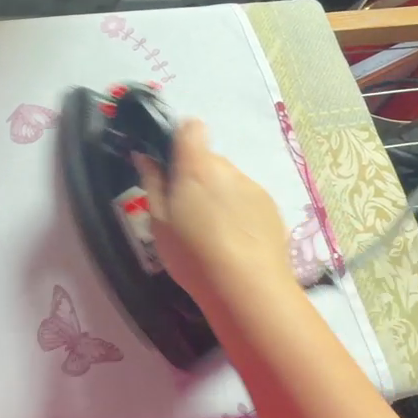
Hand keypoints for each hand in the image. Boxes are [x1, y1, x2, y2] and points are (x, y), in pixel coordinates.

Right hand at [133, 120, 297, 314]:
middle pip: (208, 158)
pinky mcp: (272, 207)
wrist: (248, 289)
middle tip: (186, 210)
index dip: (180, 139)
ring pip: (228, 179)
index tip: (170, 164)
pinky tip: (234, 240)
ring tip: (213, 231)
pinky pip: (247, 197)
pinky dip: (238, 210)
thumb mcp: (159, 222)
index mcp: (196, 166)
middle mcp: (227, 169)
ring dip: (218, 193)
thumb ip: (153, 182)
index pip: (191, 128)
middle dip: (196, 175)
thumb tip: (145, 156)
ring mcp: (253, 187)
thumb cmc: (193, 255)